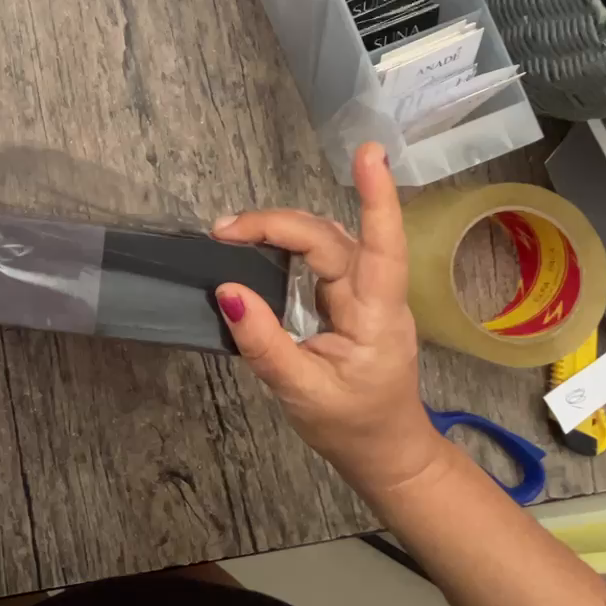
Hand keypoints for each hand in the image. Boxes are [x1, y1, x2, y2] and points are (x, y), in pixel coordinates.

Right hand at [210, 143, 447, 496]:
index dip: (375, 198)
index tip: (368, 153)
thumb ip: (263, 341)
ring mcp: (363, 292)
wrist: (385, 451)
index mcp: (375, 315)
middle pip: (329, 235)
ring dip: (280, 225)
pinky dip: (284, 240)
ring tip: (232, 232)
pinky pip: (317, 252)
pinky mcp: (347, 295)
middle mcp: (374, 293)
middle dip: (275, 222)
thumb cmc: (352, 425)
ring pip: (324, 236)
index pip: (380, 247)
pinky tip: (257, 242)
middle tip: (221, 230)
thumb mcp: (300, 391)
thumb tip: (228, 289)